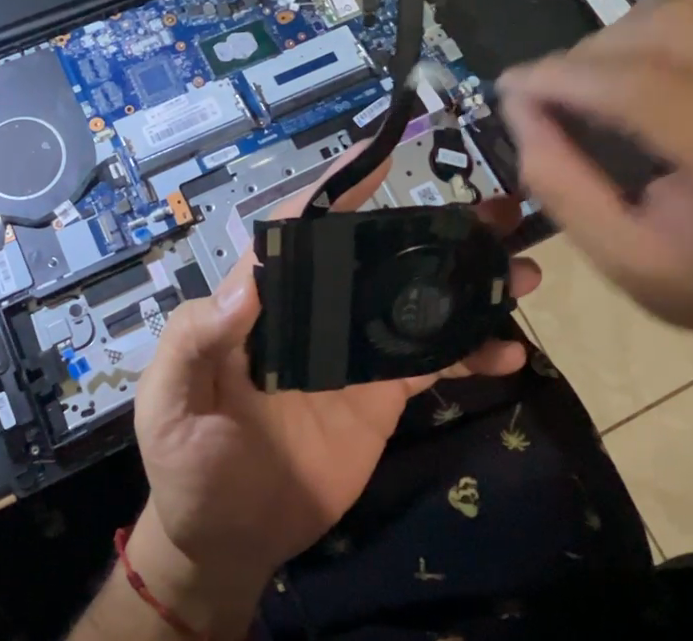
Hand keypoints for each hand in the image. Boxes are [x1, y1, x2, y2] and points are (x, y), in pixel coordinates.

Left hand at [133, 145, 542, 585]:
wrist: (225, 537)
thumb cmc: (186, 462)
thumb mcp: (170, 398)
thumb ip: (195, 338)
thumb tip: (246, 285)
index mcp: (261, 304)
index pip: (298, 233)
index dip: (337, 192)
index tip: (382, 154)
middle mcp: (310, 317)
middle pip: (371, 259)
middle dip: (429, 230)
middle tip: (493, 211)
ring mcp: (349, 356)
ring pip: (410, 305)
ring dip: (464, 286)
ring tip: (521, 270)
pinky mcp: (378, 399)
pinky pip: (428, 367)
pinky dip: (469, 354)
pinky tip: (509, 350)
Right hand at [495, 0, 692, 361]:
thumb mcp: (622, 261)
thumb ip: (559, 182)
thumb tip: (518, 100)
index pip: (650, 92)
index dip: (567, 77)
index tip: (513, 84)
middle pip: (676, 31)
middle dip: (591, 52)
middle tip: (555, 88)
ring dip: (627, 27)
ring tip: (603, 72)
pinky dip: (670, 16)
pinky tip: (650, 57)